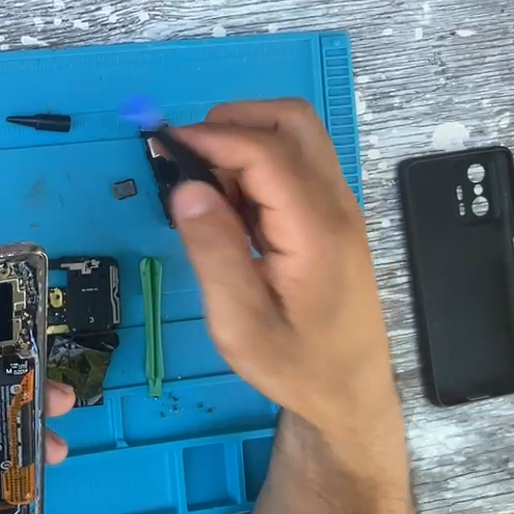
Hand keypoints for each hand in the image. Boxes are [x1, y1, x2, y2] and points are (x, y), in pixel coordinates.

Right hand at [166, 100, 401, 442]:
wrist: (350, 394)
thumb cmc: (294, 365)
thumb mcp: (240, 324)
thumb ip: (214, 253)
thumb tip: (186, 188)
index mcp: (314, 230)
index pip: (265, 150)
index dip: (211, 137)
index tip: (164, 147)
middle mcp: (334, 205)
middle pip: (292, 120)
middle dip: (232, 122)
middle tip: (187, 159)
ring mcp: (337, 207)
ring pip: (294, 136)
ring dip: (242, 141)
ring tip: (205, 191)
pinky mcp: (330, 216)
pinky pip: (292, 164)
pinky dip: (252, 164)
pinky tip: (229, 209)